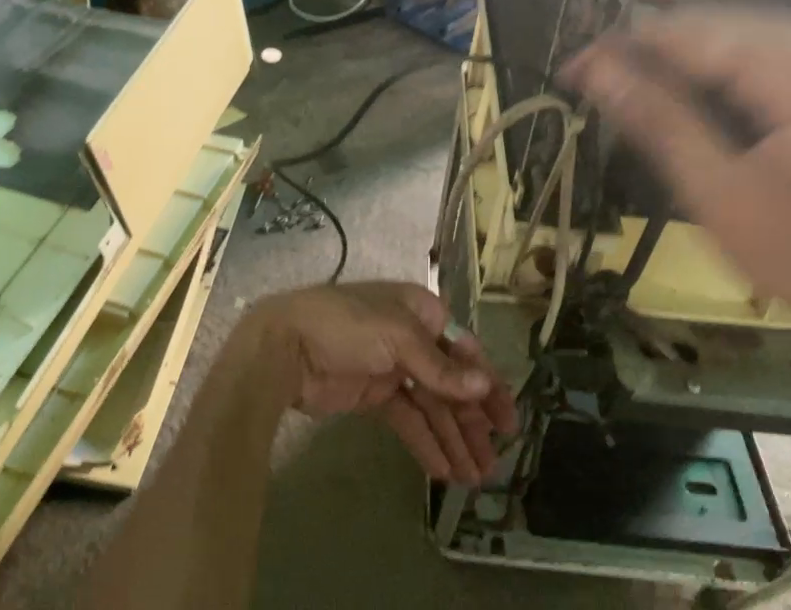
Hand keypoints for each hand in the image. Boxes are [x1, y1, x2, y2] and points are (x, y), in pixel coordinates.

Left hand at [240, 283, 517, 482]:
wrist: (283, 346)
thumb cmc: (344, 326)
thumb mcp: (397, 337)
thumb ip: (440, 367)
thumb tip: (484, 386)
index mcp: (421, 311)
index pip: (464, 350)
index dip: (487, 385)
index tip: (507, 421)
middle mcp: (411, 338)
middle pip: (451, 382)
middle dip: (473, 422)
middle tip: (495, 461)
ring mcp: (391, 368)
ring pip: (432, 406)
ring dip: (453, 439)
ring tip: (475, 478)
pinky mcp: (372, 395)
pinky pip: (408, 419)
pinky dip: (425, 442)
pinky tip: (444, 471)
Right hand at [563, 6, 790, 353]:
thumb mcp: (729, 198)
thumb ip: (661, 123)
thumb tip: (596, 70)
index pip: (682, 29)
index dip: (617, 47)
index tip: (567, 74)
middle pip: (711, 25)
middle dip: (647, 56)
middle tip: (593, 95)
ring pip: (738, 40)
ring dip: (682, 68)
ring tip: (631, 103)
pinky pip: (770, 58)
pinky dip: (723, 79)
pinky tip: (698, 109)